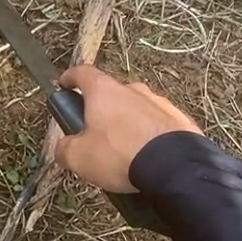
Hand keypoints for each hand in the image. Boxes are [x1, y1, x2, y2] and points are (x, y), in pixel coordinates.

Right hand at [53, 65, 201, 192]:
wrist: (175, 167)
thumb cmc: (121, 155)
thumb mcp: (79, 157)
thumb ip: (64, 148)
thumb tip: (63, 147)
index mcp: (104, 91)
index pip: (82, 73)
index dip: (70, 77)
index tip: (64, 84)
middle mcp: (132, 90)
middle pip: (110, 93)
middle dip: (101, 109)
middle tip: (94, 133)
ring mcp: (158, 102)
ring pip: (136, 108)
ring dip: (127, 122)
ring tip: (124, 151)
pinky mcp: (179, 119)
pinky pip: (157, 123)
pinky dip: (150, 134)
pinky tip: (148, 156)